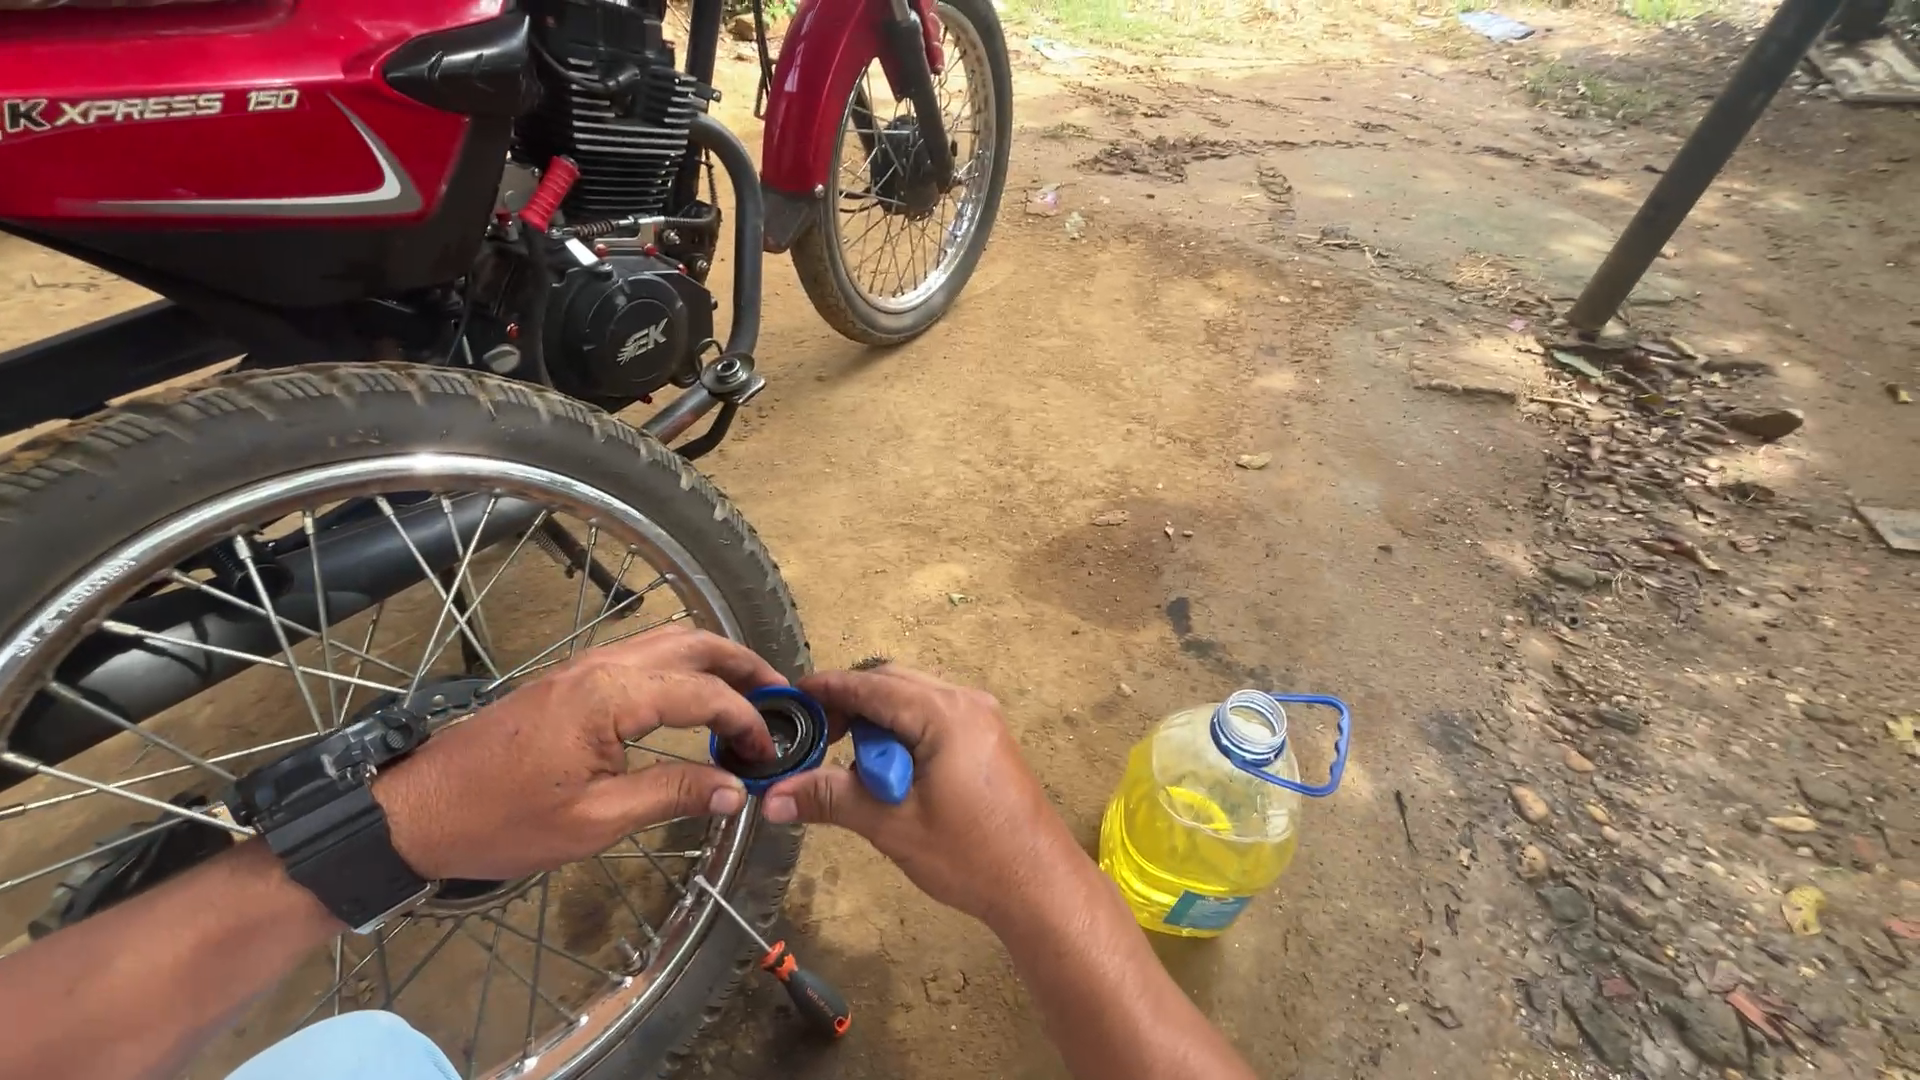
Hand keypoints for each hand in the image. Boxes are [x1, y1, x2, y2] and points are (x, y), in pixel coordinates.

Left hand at [373, 625, 782, 880]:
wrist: (414, 812)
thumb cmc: (502, 821)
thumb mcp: (595, 820)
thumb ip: (673, 794)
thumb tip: (736, 790)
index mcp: (611, 695)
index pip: (703, 694)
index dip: (745, 721)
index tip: (767, 754)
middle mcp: (603, 664)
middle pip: (693, 642)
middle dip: (745, 664)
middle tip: (781, 695)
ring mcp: (584, 665)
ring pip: (668, 640)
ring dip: (715, 659)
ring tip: (748, 691)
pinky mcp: (571, 677)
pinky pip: (644, 654)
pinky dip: (684, 665)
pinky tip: (694, 695)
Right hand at [761, 665, 1077, 926]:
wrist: (1040, 884)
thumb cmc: (969, 855)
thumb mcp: (893, 825)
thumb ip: (831, 799)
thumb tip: (770, 798)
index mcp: (945, 713)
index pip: (873, 686)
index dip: (829, 689)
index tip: (791, 699)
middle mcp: (966, 700)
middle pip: (893, 683)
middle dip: (852, 705)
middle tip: (818, 740)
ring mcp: (982, 716)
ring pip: (914, 697)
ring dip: (878, 720)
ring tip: (851, 761)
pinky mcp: (987, 735)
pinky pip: (934, 714)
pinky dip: (904, 729)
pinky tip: (890, 767)